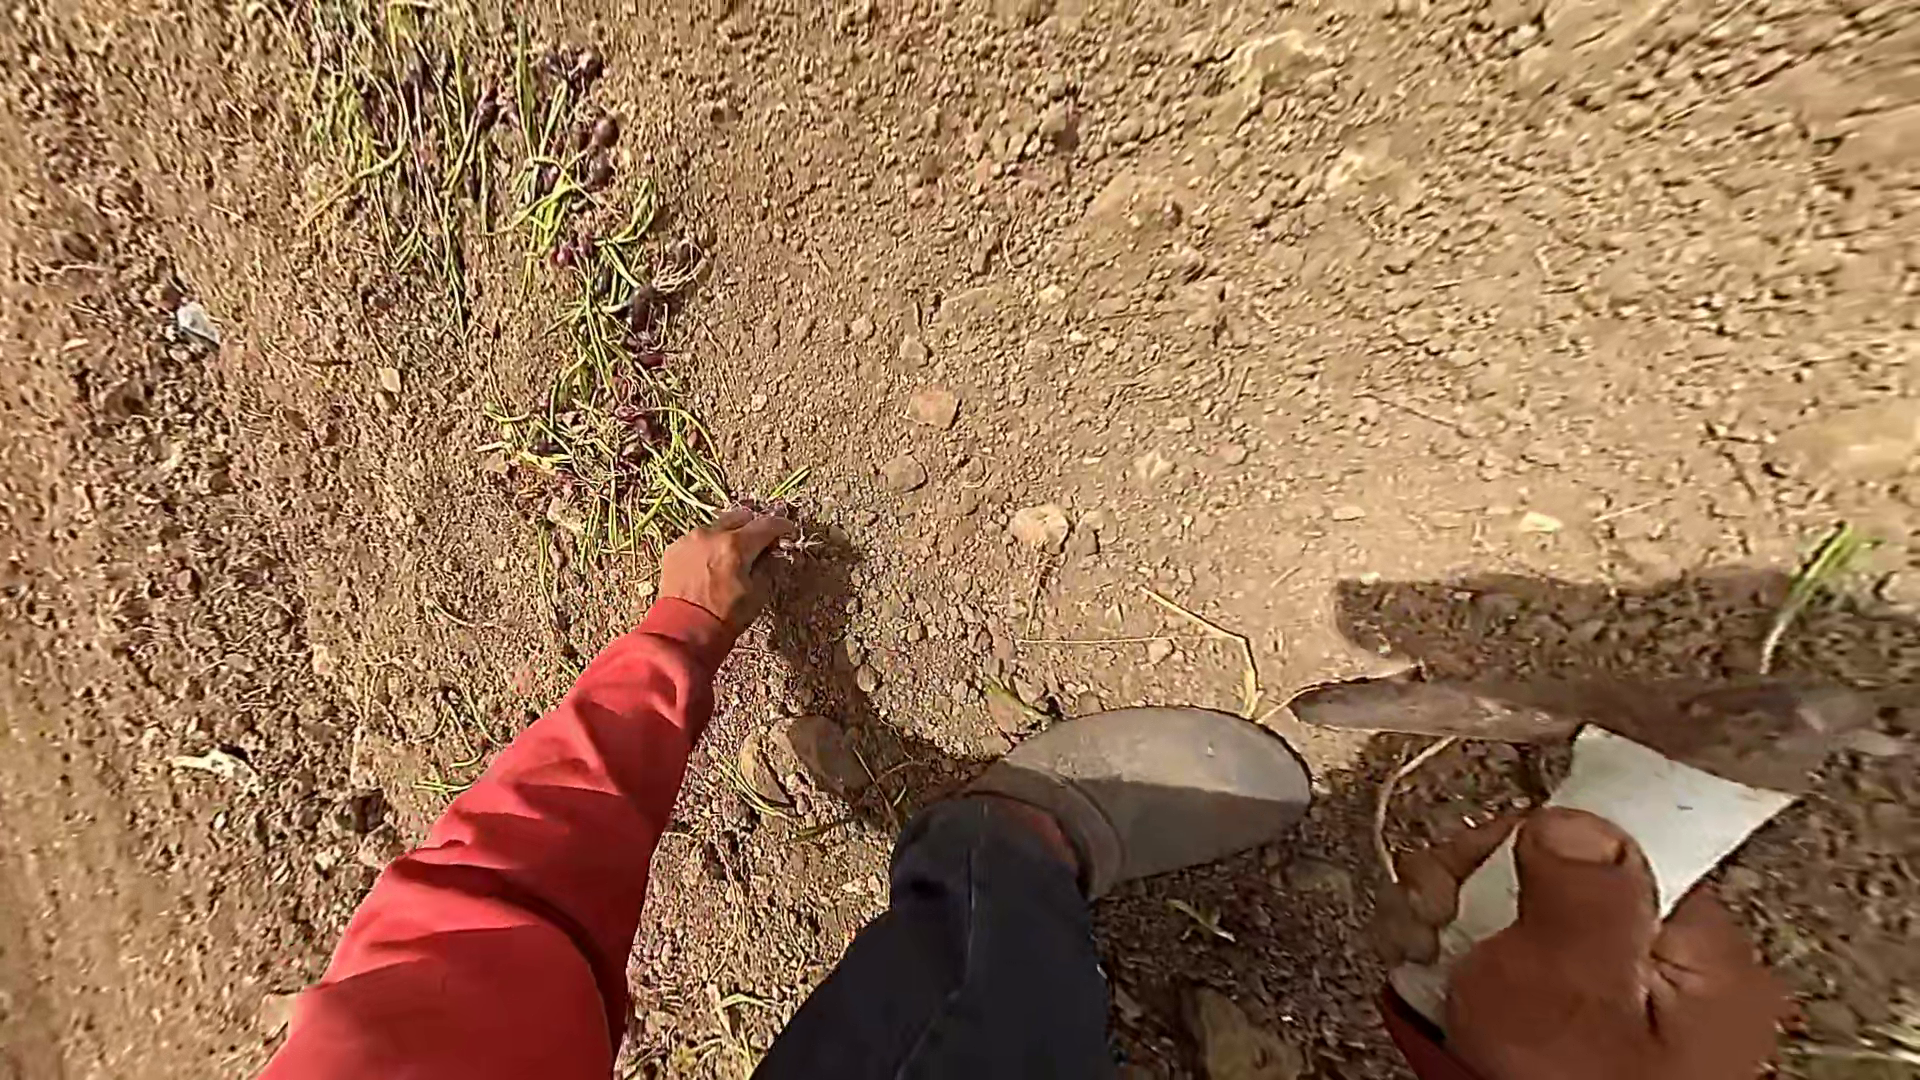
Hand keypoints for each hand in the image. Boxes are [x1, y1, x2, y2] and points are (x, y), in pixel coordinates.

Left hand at [657, 508, 796, 631]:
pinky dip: (709, 546)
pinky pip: (698, 539)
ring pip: (718, 526)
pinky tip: (711, 564)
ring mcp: (689, 539)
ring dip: (730, 536)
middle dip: (753, 528)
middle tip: (760, 544)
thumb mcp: (758, 592)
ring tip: (733, 556)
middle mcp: (711, 534)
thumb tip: (772, 552)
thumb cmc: (726, 615)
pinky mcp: (674, 549)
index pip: (767, 525)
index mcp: (736, 545)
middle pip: (741, 517)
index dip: (782, 526)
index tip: (788, 531)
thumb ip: (767, 565)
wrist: (683, 631)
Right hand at [1379, 808, 1785, 1079]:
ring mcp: (1576, 954)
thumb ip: (1581, 898)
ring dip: (1437, 901)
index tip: (1493, 868)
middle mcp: (1637, 942)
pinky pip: (1463, 907)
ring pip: (1482, 876)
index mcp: (1688, 947)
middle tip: (1449, 916)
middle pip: (1530, 851)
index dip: (1533, 837)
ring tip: (1432, 946)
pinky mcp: (1525, 963)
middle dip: (1464, 873)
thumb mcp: (1569, 984)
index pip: (1607, 834)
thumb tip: (1577, 817)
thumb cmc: (1554, 1078)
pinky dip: (1432, 925)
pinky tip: (1428, 955)